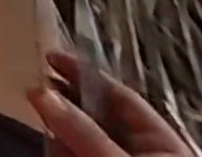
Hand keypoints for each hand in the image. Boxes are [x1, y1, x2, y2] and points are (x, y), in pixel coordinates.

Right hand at [30, 51, 194, 156]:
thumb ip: (83, 130)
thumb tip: (38, 90)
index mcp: (167, 143)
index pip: (120, 96)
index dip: (84, 73)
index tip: (48, 55)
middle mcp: (148, 151)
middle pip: (100, 115)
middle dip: (66, 103)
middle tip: (35, 91)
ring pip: (87, 136)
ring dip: (61, 129)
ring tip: (44, 129)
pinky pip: (81, 153)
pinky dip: (64, 149)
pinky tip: (52, 148)